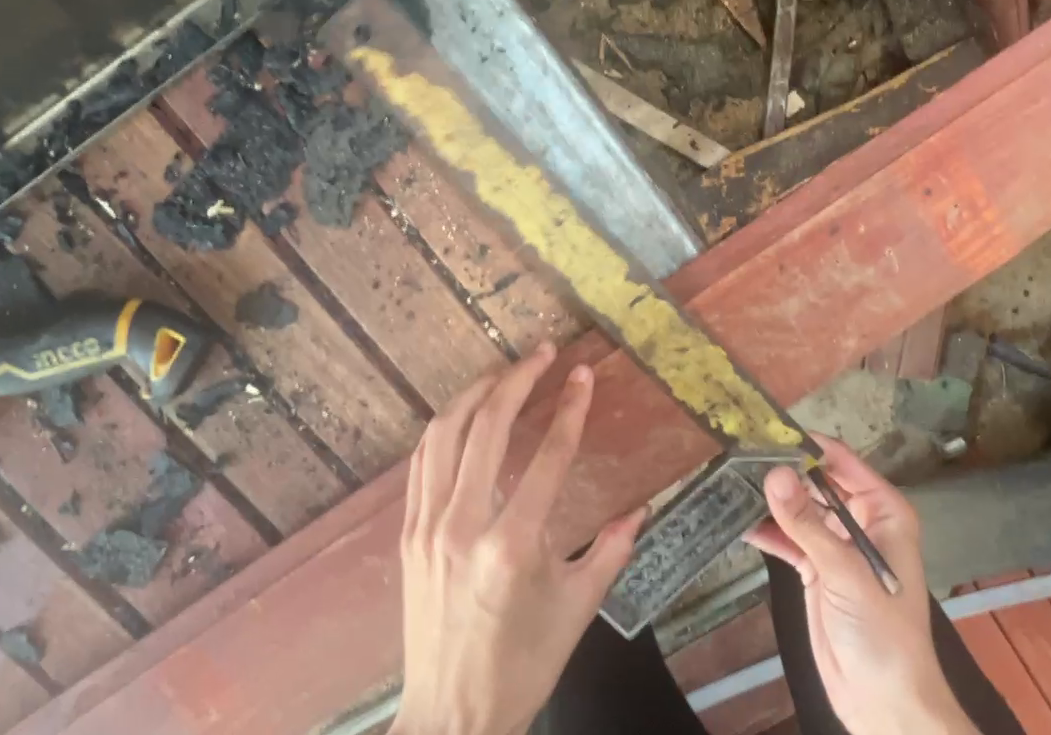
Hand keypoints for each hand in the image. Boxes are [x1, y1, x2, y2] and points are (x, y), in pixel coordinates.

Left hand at [392, 344, 644, 734]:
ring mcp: (428, 527)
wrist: (449, 716)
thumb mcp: (579, 609)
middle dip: (518, 380)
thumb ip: (611, 550)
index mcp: (513, 546)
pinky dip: (443, 427)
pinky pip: (421, 463)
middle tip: (543, 353)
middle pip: (487, 429)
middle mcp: (464, 526)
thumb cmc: (522, 665)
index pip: (547, 456)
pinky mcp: (408, 534)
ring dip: (474, 393)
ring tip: (503, 371)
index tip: (583, 374)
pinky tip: (464, 413)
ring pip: (444, 435)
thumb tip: (642, 508)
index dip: (570, 408)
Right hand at [745, 434, 976, 734]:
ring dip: (770, 501)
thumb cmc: (883, 633)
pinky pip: (788, 540)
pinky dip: (767, 532)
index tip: (768, 431)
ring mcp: (837, 547)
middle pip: (818, 483)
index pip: (844, 463)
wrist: (884, 701)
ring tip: (731, 481)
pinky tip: (739, 522)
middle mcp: (861, 522)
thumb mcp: (845, 574)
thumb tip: (775, 474)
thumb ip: (807, 524)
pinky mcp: (816, 571)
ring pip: (800, 510)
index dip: (809, 446)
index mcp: (884, 512)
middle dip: (784, 472)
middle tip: (739, 454)